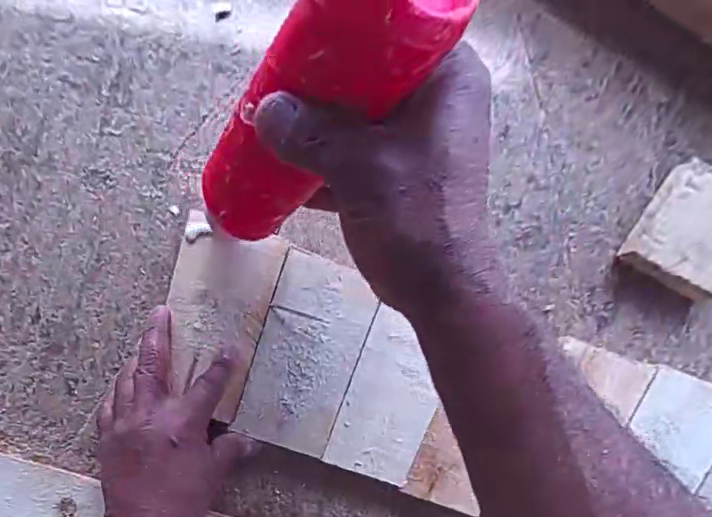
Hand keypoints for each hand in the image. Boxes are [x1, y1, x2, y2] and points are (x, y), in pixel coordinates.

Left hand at [94, 307, 255, 516]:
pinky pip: (108, 407)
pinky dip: (115, 393)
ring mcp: (123, 426)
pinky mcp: (107, 441)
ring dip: (134, 361)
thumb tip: (248, 441)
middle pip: (152, 366)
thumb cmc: (179, 504)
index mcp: (181, 422)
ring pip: (126, 382)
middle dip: (157, 336)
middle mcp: (149, 416)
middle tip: (159, 313)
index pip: (207, 385)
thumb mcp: (212, 477)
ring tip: (140, 347)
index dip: (221, 366)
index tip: (230, 349)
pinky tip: (119, 389)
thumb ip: (230, 452)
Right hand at [250, 44, 498, 320]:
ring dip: (314, 129)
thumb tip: (266, 110)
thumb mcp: (363, 171)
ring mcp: (412, 141)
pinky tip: (283, 172)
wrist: (436, 288)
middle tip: (278, 92)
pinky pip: (350, 157)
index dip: (344, 41)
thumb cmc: (417, 222)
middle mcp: (433, 101)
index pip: (394, 33)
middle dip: (318, 89)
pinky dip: (319, 164)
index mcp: (446, 78)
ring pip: (354, 120)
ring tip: (272, 130)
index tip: (302, 51)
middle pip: (366, 78)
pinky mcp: (393, 176)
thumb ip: (315, 137)